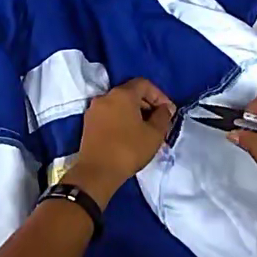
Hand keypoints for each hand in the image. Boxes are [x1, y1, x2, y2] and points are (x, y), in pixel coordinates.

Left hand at [67, 77, 174, 204]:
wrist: (97, 172)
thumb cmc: (129, 150)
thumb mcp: (154, 134)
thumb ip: (163, 116)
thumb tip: (165, 108)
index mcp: (122, 94)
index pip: (144, 84)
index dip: (160, 96)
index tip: (168, 112)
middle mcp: (105, 97)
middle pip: (130, 93)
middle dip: (147, 104)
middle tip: (159, 122)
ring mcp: (94, 109)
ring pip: (119, 104)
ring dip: (134, 113)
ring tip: (146, 130)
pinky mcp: (88, 123)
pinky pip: (109, 114)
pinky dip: (121, 119)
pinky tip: (129, 135)